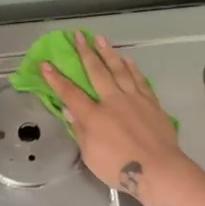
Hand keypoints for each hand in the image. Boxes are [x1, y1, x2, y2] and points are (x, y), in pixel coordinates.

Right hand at [41, 31, 186, 200]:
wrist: (158, 169)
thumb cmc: (119, 168)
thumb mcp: (90, 155)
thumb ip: (80, 130)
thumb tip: (69, 110)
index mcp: (93, 116)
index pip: (70, 93)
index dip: (56, 78)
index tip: (46, 64)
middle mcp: (112, 101)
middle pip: (96, 72)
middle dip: (85, 53)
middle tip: (78, 36)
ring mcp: (134, 99)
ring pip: (119, 70)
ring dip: (108, 53)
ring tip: (100, 38)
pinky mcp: (151, 102)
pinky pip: (139, 80)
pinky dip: (132, 68)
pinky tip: (127, 60)